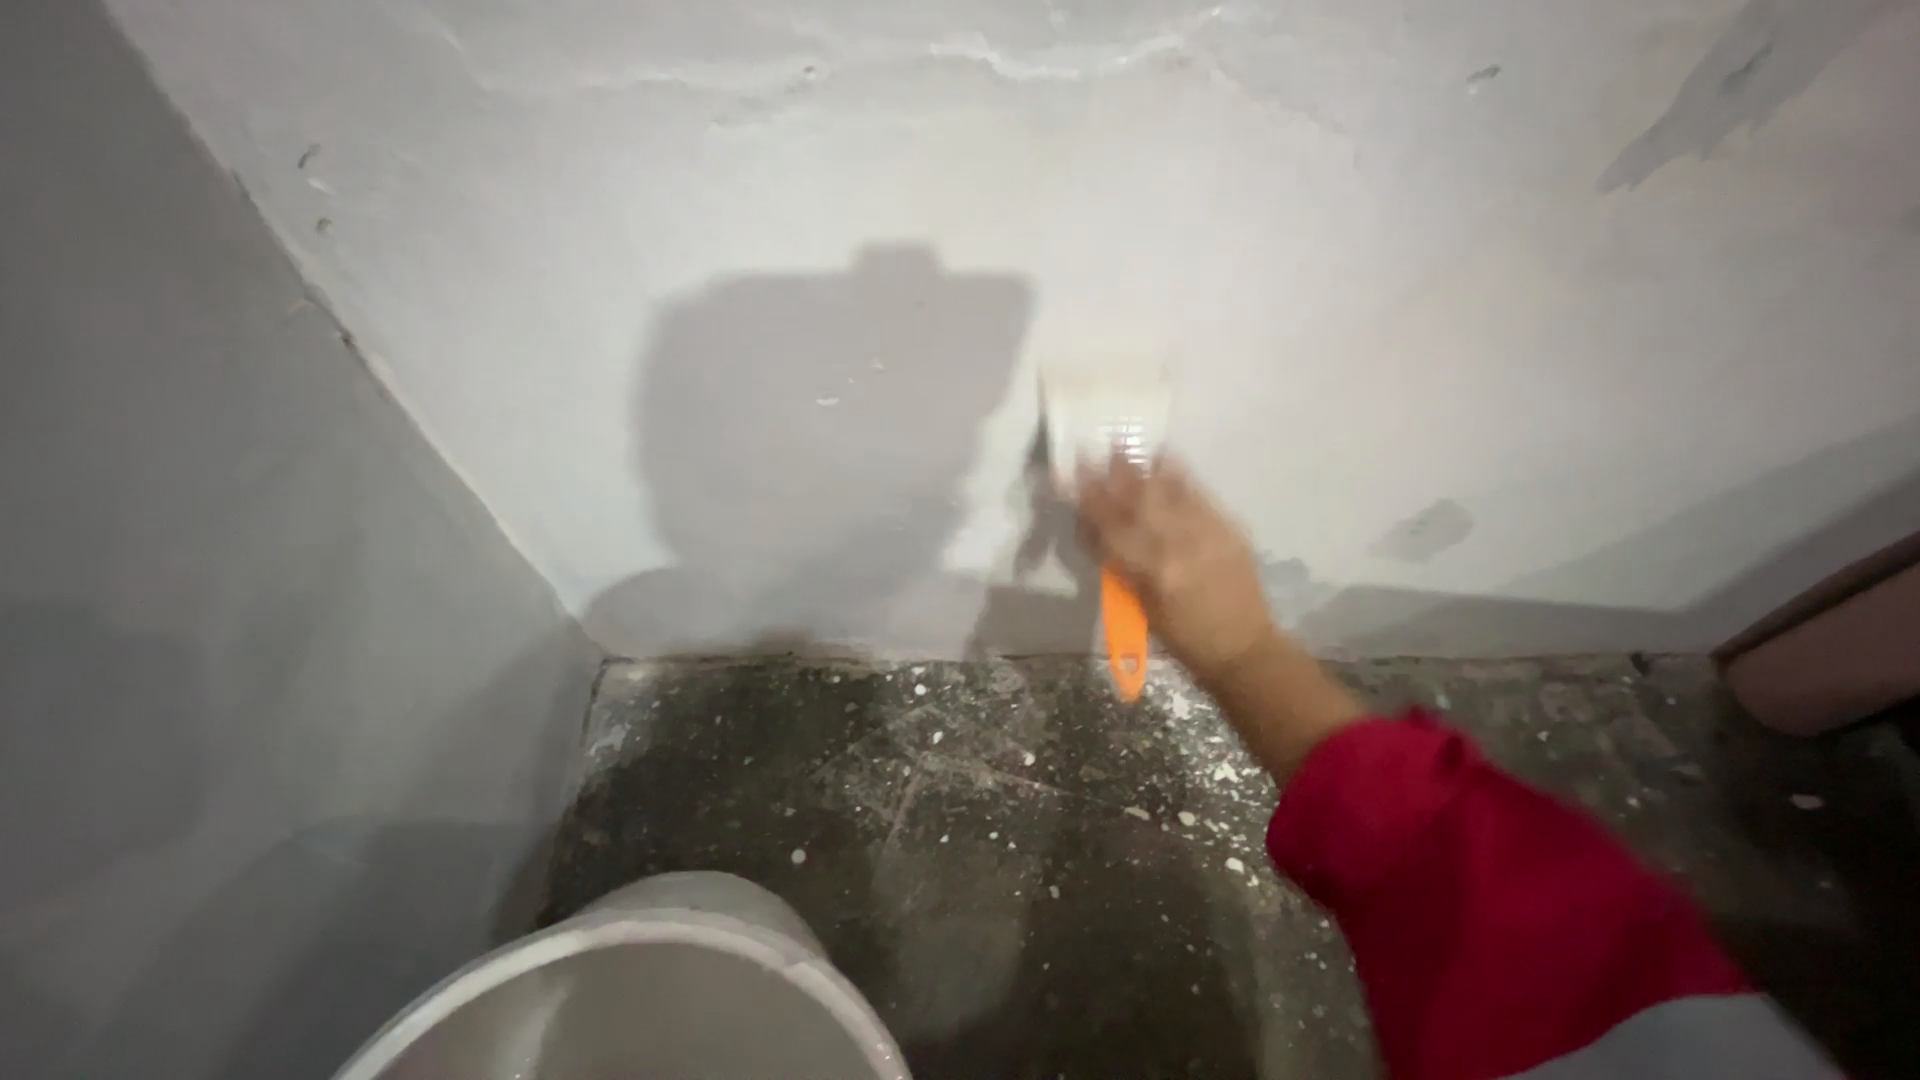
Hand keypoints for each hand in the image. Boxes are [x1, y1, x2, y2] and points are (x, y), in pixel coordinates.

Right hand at [1073, 454, 1277, 686]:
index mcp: (1154, 573)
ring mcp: (1209, 534)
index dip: (1090, 501)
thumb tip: (1091, 529)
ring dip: (1144, 468)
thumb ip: (1117, 565)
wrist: (1243, 649)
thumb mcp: (1140, 607)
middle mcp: (1181, 547)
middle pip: (1140, 503)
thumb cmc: (1182, 639)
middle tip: (1094, 450)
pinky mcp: (1230, 529)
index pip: (1113, 529)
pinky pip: (1200, 495)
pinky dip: (1179, 475)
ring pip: (1170, 492)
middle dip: (1114, 475)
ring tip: (1125, 445)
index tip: (1071, 476)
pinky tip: (1164, 457)